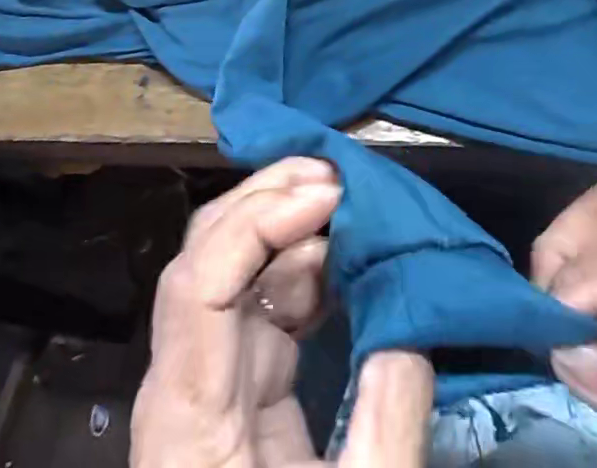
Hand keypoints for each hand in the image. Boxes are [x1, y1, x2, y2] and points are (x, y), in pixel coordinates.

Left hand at [133, 157, 434, 467]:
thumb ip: (389, 420)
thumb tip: (408, 323)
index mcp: (191, 423)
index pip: (198, 286)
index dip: (259, 222)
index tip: (334, 194)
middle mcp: (187, 385)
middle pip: (204, 257)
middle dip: (269, 198)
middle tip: (341, 172)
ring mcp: (212, 382)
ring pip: (235, 269)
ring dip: (292, 224)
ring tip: (353, 204)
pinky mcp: (241, 388)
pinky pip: (265, 302)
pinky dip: (306, 265)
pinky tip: (344, 256)